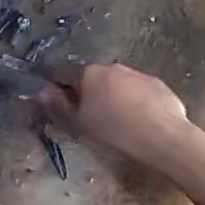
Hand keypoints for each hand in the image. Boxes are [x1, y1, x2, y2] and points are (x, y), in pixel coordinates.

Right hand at [41, 62, 193, 163]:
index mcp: (89, 73)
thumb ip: (59, 106)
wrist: (162, 138)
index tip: (58, 101)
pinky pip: (139, 91)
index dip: (58, 87)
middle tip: (91, 117)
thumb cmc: (114, 133)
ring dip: (114, 97)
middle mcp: (113, 67)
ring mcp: (138, 74)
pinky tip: (140, 121)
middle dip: (90, 93)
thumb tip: (42, 92)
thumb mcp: (80, 125)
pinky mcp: (159, 85)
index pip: (64, 74)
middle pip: (94, 78)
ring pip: (118, 84)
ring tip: (118, 122)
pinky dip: (135, 102)